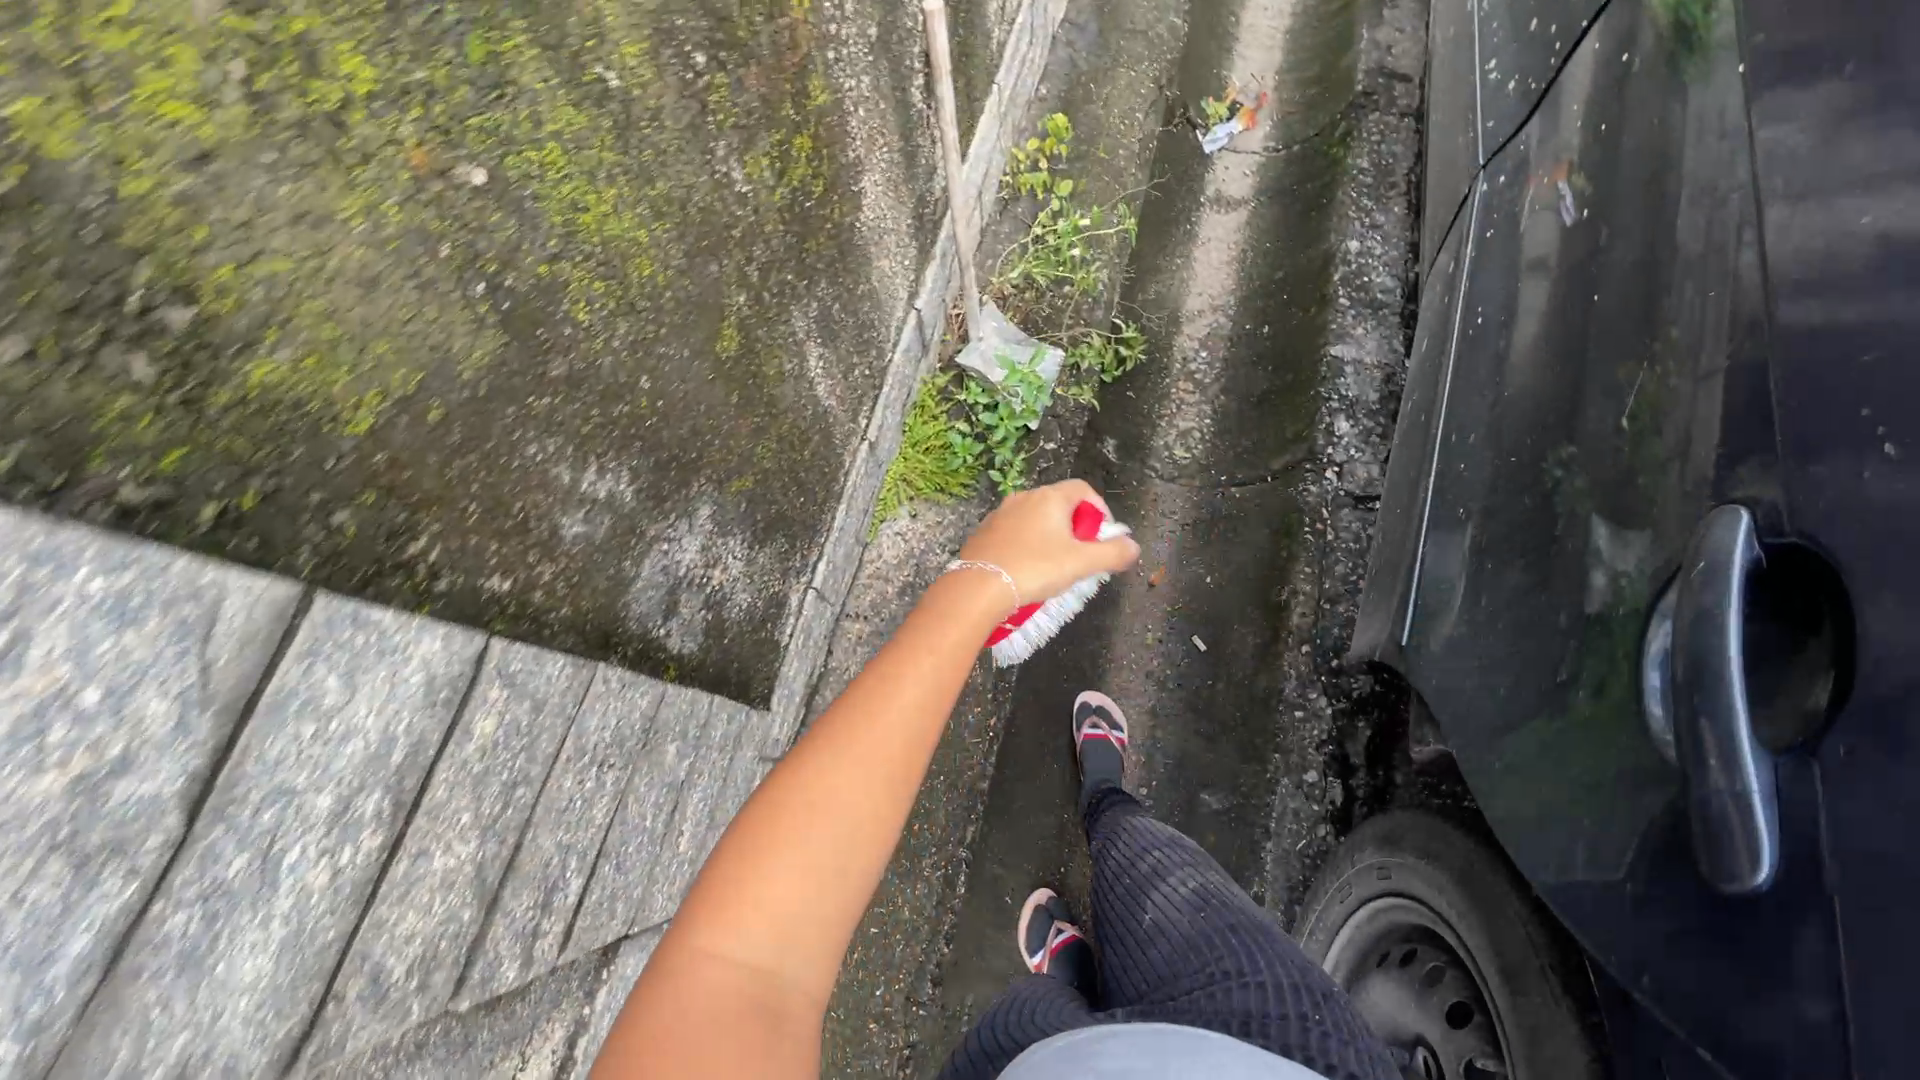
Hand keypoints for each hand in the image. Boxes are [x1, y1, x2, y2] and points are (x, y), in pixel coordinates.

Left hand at [956, 479, 1141, 607]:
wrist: (978, 587)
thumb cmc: (1035, 569)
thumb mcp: (1081, 564)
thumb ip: (1113, 553)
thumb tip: (1133, 547)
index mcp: (1049, 497)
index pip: (1083, 489)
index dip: (1099, 510)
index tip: (1102, 538)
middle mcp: (1024, 498)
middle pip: (1059, 504)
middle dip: (1075, 527)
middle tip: (1081, 555)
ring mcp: (1000, 514)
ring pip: (1035, 519)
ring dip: (1050, 537)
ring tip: (1054, 567)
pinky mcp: (984, 533)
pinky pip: (1014, 533)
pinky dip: (1027, 545)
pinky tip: (1027, 570)